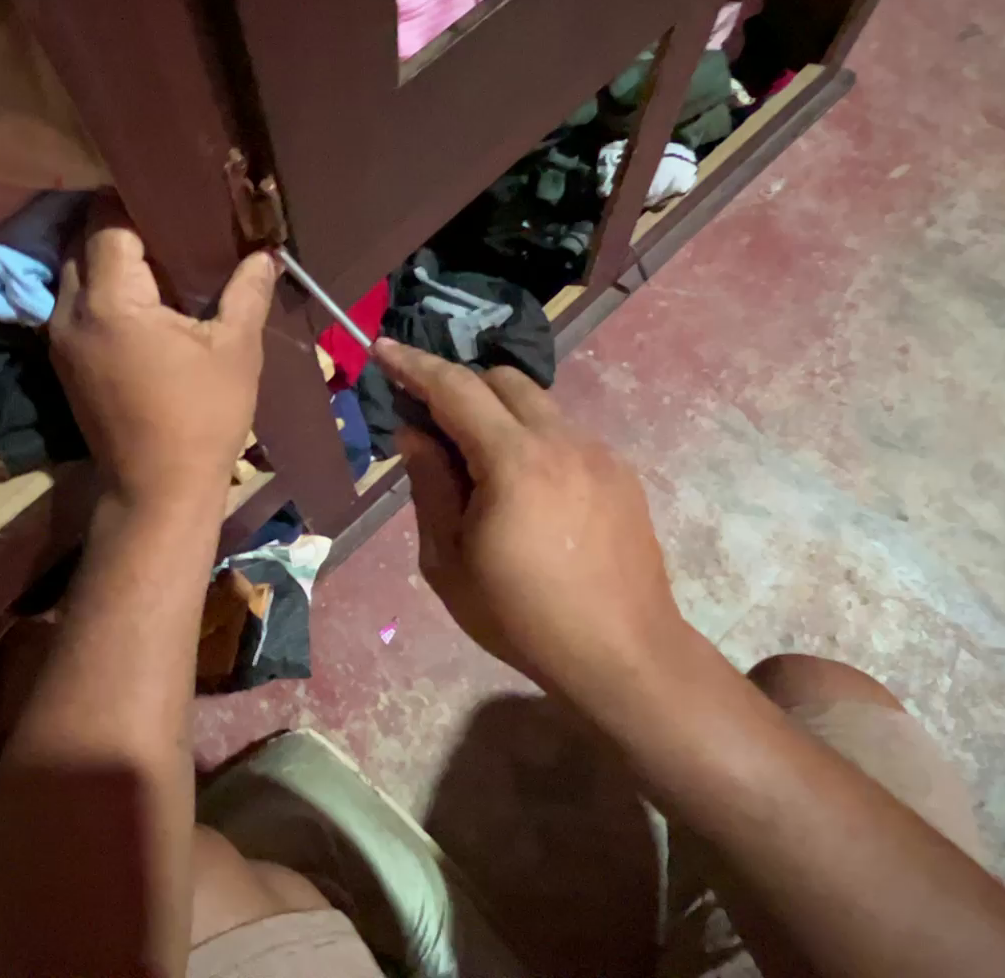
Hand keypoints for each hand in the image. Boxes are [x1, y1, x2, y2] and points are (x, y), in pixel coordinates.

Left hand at [50, 199, 275, 510]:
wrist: (159, 490)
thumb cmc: (203, 418)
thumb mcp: (235, 350)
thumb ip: (247, 292)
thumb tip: (266, 254)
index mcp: (111, 301)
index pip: (108, 223)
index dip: (138, 204)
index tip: (174, 201)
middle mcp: (72, 312)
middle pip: (84, 243)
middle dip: (122, 230)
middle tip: (172, 230)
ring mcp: (61, 341)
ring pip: (76, 276)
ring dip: (110, 263)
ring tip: (162, 265)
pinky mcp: (65, 364)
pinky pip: (78, 307)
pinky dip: (104, 294)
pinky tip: (146, 306)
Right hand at [376, 338, 685, 703]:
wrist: (621, 654)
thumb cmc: (520, 617)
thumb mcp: (449, 561)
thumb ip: (429, 487)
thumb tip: (414, 435)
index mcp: (512, 461)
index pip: (454, 389)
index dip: (414, 365)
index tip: (383, 349)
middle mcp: (561, 441)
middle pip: (502, 380)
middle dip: (460, 386)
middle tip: (433, 424)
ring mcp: (599, 454)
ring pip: (539, 406)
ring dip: (500, 416)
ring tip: (482, 469)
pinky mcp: (621, 475)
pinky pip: (566, 436)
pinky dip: (534, 442)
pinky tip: (529, 494)